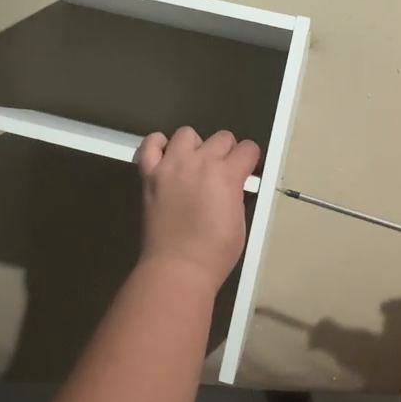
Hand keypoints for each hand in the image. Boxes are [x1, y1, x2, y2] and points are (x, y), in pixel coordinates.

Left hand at [135, 127, 260, 287]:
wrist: (178, 268)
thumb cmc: (215, 252)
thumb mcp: (240, 221)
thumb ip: (237, 194)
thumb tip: (234, 185)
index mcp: (227, 174)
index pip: (248, 149)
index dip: (250, 161)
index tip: (247, 173)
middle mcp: (200, 161)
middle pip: (222, 137)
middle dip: (227, 153)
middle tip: (222, 174)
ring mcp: (172, 165)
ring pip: (187, 133)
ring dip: (195, 146)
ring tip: (194, 165)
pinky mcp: (150, 174)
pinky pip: (150, 145)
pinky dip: (159, 145)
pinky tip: (166, 157)